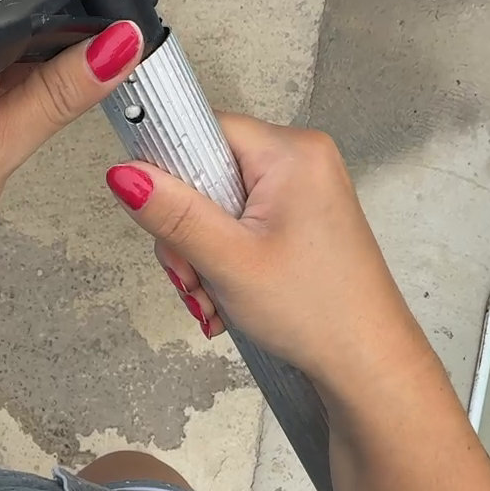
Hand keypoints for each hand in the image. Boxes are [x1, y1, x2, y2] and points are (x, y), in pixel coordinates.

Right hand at [102, 113, 432, 399]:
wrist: (364, 360)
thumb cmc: (317, 310)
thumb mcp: (227, 261)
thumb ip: (172, 214)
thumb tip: (125, 174)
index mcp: (290, 154)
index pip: (202, 129)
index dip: (167, 169)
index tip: (154, 210)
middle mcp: (298, 163)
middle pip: (203, 176)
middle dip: (183, 234)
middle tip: (191, 276)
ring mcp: (298, 194)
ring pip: (213, 210)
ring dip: (197, 259)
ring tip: (211, 296)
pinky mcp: (294, 222)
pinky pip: (234, 230)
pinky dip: (218, 264)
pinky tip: (225, 296)